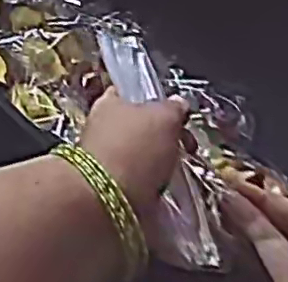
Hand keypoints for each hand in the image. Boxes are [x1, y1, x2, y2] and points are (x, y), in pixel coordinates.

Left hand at [78, 89, 190, 210]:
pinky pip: (136, 174)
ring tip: (177, 172)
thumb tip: (178, 101)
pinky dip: (150, 179)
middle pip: (138, 124)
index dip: (156, 104)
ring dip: (158, 160)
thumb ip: (172, 108)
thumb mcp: (162, 119)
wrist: (109, 194)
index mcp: (108, 100)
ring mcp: (103, 151)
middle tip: (185, 149)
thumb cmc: (135, 146)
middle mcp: (101, 121)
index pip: (131, 94)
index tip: (179, 119)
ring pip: (138, 150)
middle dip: (163, 136)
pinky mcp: (108, 178)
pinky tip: (163, 187)